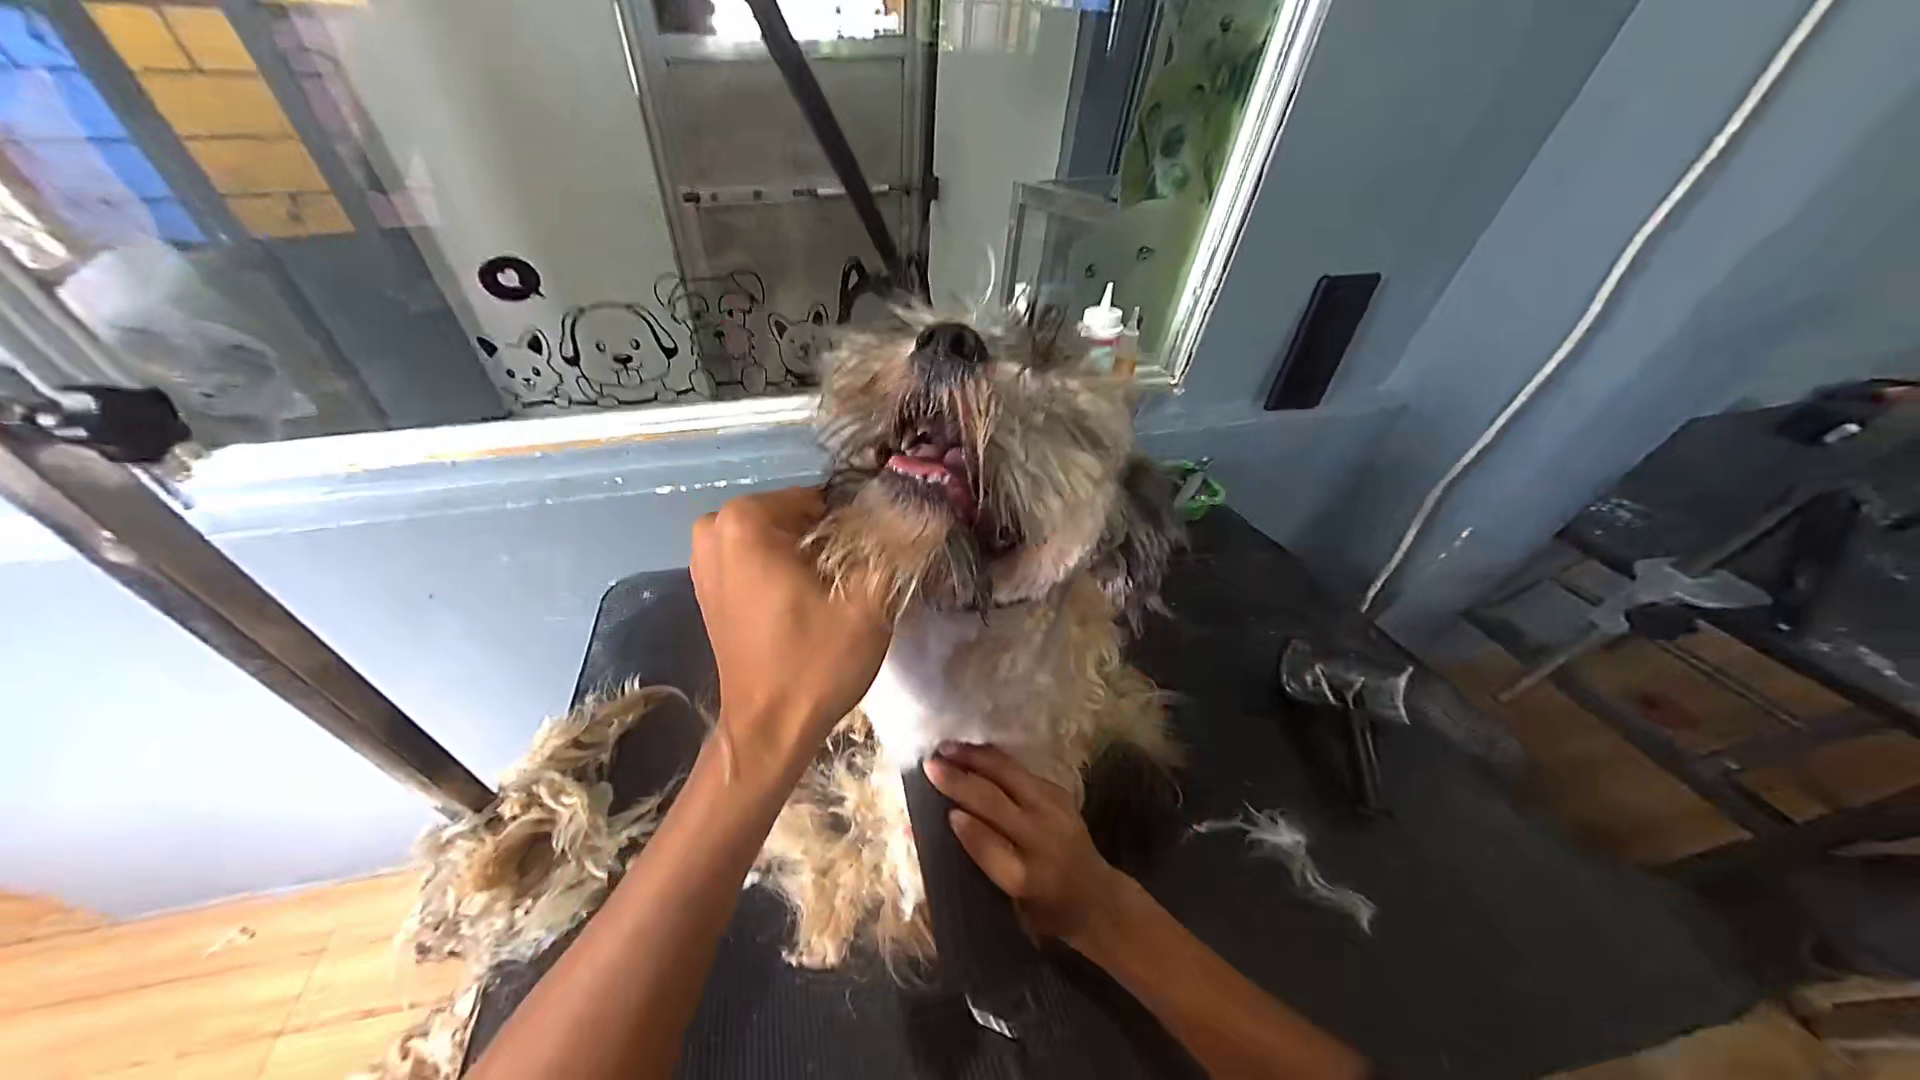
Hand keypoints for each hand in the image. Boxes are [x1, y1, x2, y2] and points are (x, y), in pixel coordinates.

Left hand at [691, 487, 891, 752]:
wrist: (770, 729)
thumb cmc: (815, 661)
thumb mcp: (869, 600)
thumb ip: (895, 546)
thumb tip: (917, 511)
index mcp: (745, 520)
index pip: (821, 501)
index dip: (853, 532)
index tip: (866, 567)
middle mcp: (715, 530)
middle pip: (797, 519)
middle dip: (828, 546)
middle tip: (849, 588)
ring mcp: (704, 560)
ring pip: (779, 540)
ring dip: (808, 560)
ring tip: (829, 599)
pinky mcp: (707, 589)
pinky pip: (758, 561)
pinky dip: (784, 573)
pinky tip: (804, 607)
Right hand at [923, 742, 1131, 943]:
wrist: (1096, 898)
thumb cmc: (1038, 909)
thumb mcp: (1003, 901)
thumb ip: (968, 863)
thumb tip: (916, 833)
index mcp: (1026, 879)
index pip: (990, 848)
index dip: (967, 830)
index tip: (945, 813)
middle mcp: (1042, 840)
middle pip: (996, 803)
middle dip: (960, 782)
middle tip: (930, 766)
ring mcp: (1054, 811)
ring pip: (1009, 775)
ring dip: (975, 758)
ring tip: (947, 748)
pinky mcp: (1060, 792)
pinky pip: (1020, 770)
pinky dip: (993, 759)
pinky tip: (972, 751)